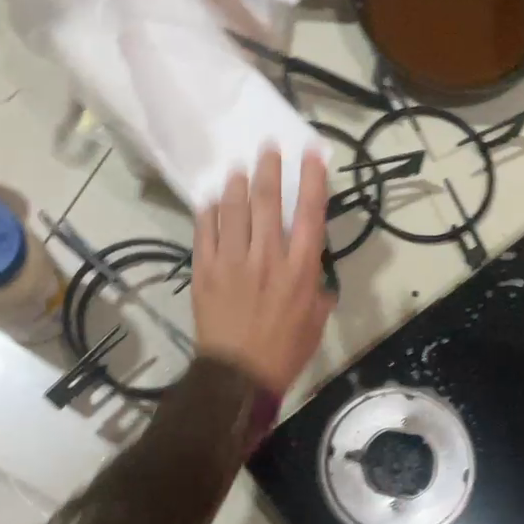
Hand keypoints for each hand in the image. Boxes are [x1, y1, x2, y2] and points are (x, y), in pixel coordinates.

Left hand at [191, 147, 334, 396]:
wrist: (238, 376)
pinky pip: (205, 230)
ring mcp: (233, 261)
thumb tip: (318, 280)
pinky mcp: (205, 270)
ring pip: (234, 208)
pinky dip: (209, 211)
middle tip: (268, 147)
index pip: (309, 212)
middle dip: (269, 167)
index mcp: (300, 270)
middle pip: (267, 199)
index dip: (312, 179)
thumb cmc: (283, 354)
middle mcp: (268, 256)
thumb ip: (318, 294)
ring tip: (238, 167)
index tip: (311, 153)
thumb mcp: (314, 325)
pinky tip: (211, 199)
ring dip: (237, 182)